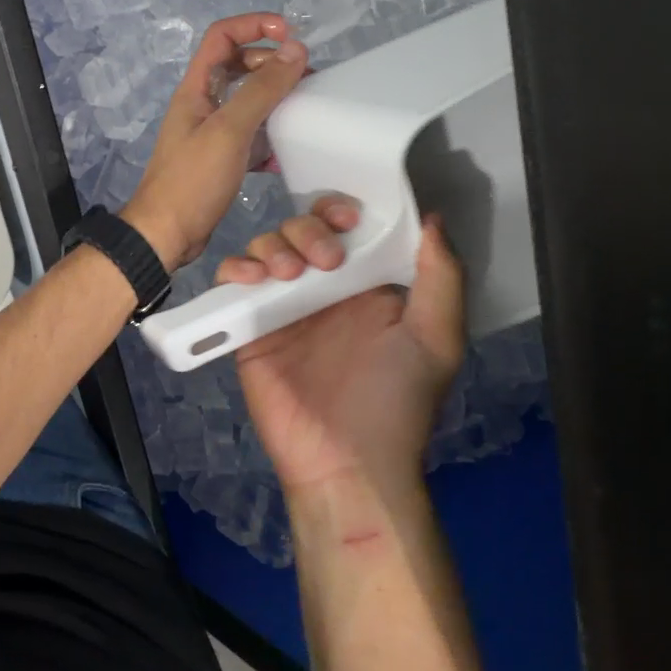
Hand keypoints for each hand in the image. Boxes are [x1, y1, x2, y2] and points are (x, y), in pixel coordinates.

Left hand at [120, 14, 307, 269]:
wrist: (166, 234)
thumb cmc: (192, 180)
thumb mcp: (229, 130)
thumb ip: (261, 90)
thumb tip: (295, 50)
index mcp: (195, 89)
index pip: (221, 36)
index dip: (254, 25)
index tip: (291, 35)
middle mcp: (202, 104)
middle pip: (238, 65)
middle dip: (272, 63)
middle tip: (306, 78)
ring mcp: (211, 132)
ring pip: (248, 101)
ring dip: (276, 100)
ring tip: (306, 110)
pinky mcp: (221, 159)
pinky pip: (251, 135)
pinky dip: (271, 137)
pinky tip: (290, 151)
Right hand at [224, 210, 465, 492]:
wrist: (344, 460)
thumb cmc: (394, 401)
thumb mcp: (436, 340)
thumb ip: (440, 278)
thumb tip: (429, 218)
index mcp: (365, 288)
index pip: (346, 229)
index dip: (340, 210)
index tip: (344, 217)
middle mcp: (321, 289)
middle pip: (300, 228)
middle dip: (306, 229)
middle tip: (320, 262)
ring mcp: (281, 306)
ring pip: (264, 247)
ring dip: (271, 245)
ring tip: (284, 274)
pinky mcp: (247, 326)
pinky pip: (230, 282)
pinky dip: (234, 268)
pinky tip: (248, 279)